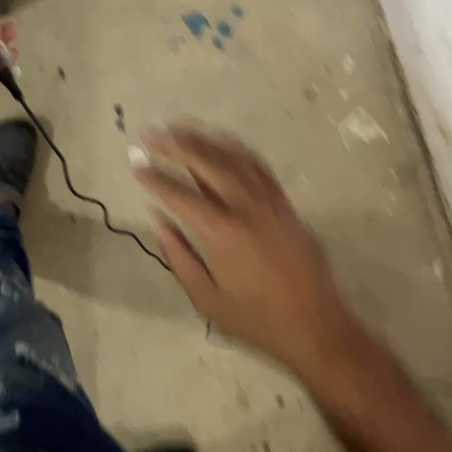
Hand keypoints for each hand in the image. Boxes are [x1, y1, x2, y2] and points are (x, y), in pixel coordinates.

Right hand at [135, 125, 361, 376]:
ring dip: (201, 137)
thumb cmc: (257, 319)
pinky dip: (232, 147)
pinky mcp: (283, 199)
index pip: (179, 193)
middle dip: (173, 144)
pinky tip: (217, 142)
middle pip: (205, 161)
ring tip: (176, 127)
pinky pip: (255, 162)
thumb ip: (178, 255)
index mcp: (223, 231)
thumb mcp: (207, 299)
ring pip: (231, 154)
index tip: (134, 163)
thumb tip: (156, 218)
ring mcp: (268, 198)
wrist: (316, 325)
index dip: (153, 177)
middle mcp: (246, 205)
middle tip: (149, 134)